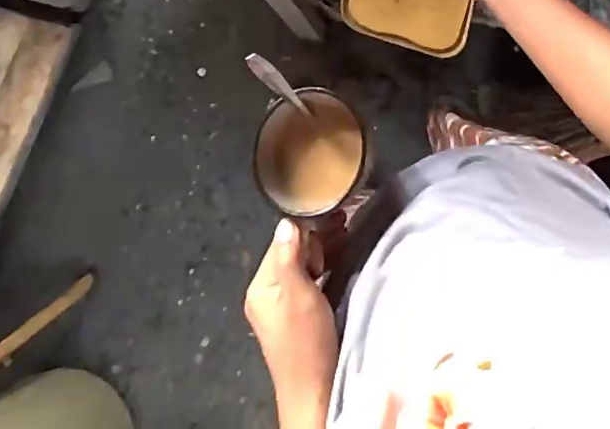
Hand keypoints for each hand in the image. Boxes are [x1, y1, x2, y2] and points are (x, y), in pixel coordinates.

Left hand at [245, 219, 337, 428]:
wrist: (315, 394)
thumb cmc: (307, 345)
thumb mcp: (299, 296)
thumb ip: (290, 258)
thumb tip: (286, 221)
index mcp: (261, 286)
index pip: (282, 241)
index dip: (307, 228)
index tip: (334, 215)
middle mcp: (267, 292)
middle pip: (293, 250)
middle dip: (319, 237)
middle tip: (345, 223)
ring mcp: (282, 304)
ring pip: (304, 263)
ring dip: (324, 249)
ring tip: (347, 233)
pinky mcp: (298, 313)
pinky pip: (311, 278)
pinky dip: (325, 266)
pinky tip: (342, 258)